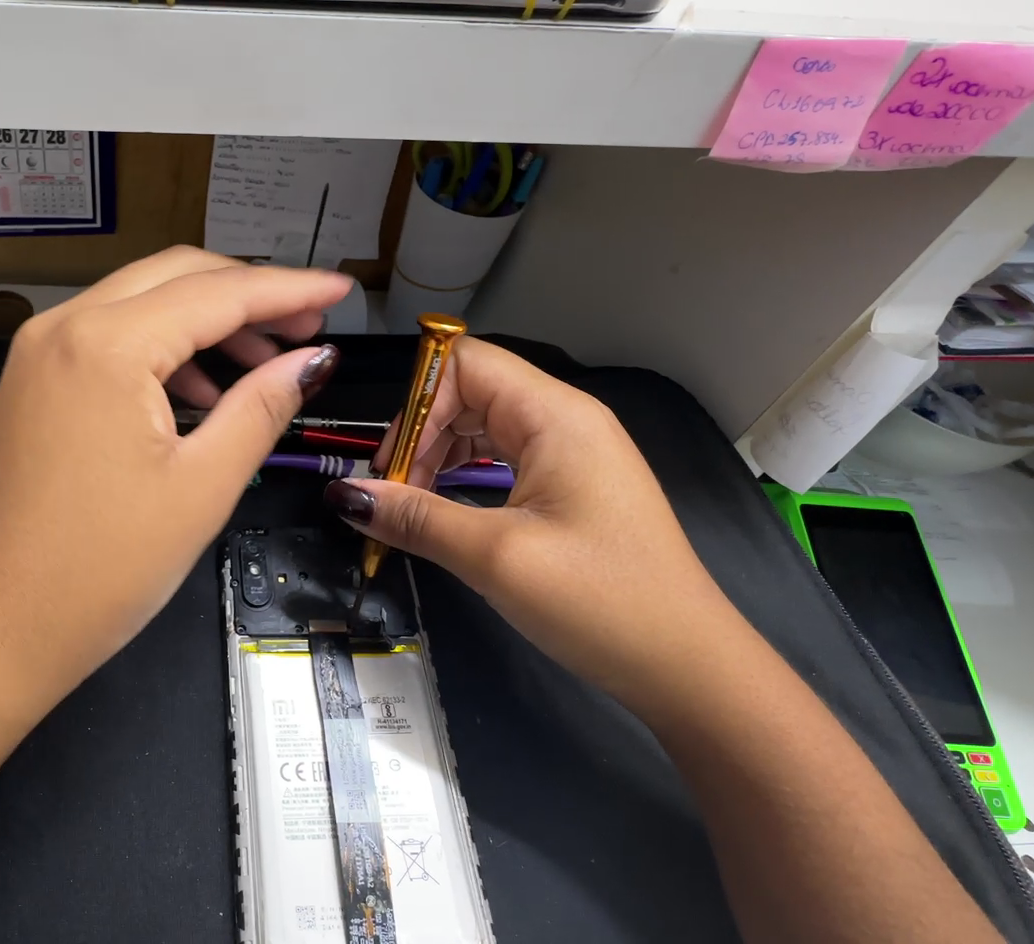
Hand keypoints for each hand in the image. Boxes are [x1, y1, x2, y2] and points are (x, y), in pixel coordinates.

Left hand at [0, 247, 350, 712]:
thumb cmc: (102, 569)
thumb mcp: (202, 487)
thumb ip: (263, 406)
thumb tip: (316, 360)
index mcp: (107, 344)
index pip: (219, 292)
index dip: (289, 288)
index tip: (342, 289)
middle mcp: (64, 326)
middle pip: (176, 276)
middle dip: (248, 294)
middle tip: (307, 329)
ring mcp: (39, 352)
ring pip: (140, 302)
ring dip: (206, 321)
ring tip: (263, 366)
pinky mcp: (31, 381)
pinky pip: (108, 338)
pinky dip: (162, 350)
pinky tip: (201, 394)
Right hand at [322, 337, 757, 721]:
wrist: (690, 670)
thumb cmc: (602, 602)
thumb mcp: (496, 557)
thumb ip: (414, 517)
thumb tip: (342, 495)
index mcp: (556, 416)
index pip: (464, 363)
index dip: (415, 402)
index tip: (389, 467)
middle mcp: (566, 421)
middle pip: (469, 391)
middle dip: (420, 434)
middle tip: (391, 494)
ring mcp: (574, 454)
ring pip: (481, 426)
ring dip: (437, 457)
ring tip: (413, 507)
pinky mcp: (574, 487)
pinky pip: (502, 457)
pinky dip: (463, 476)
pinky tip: (446, 511)